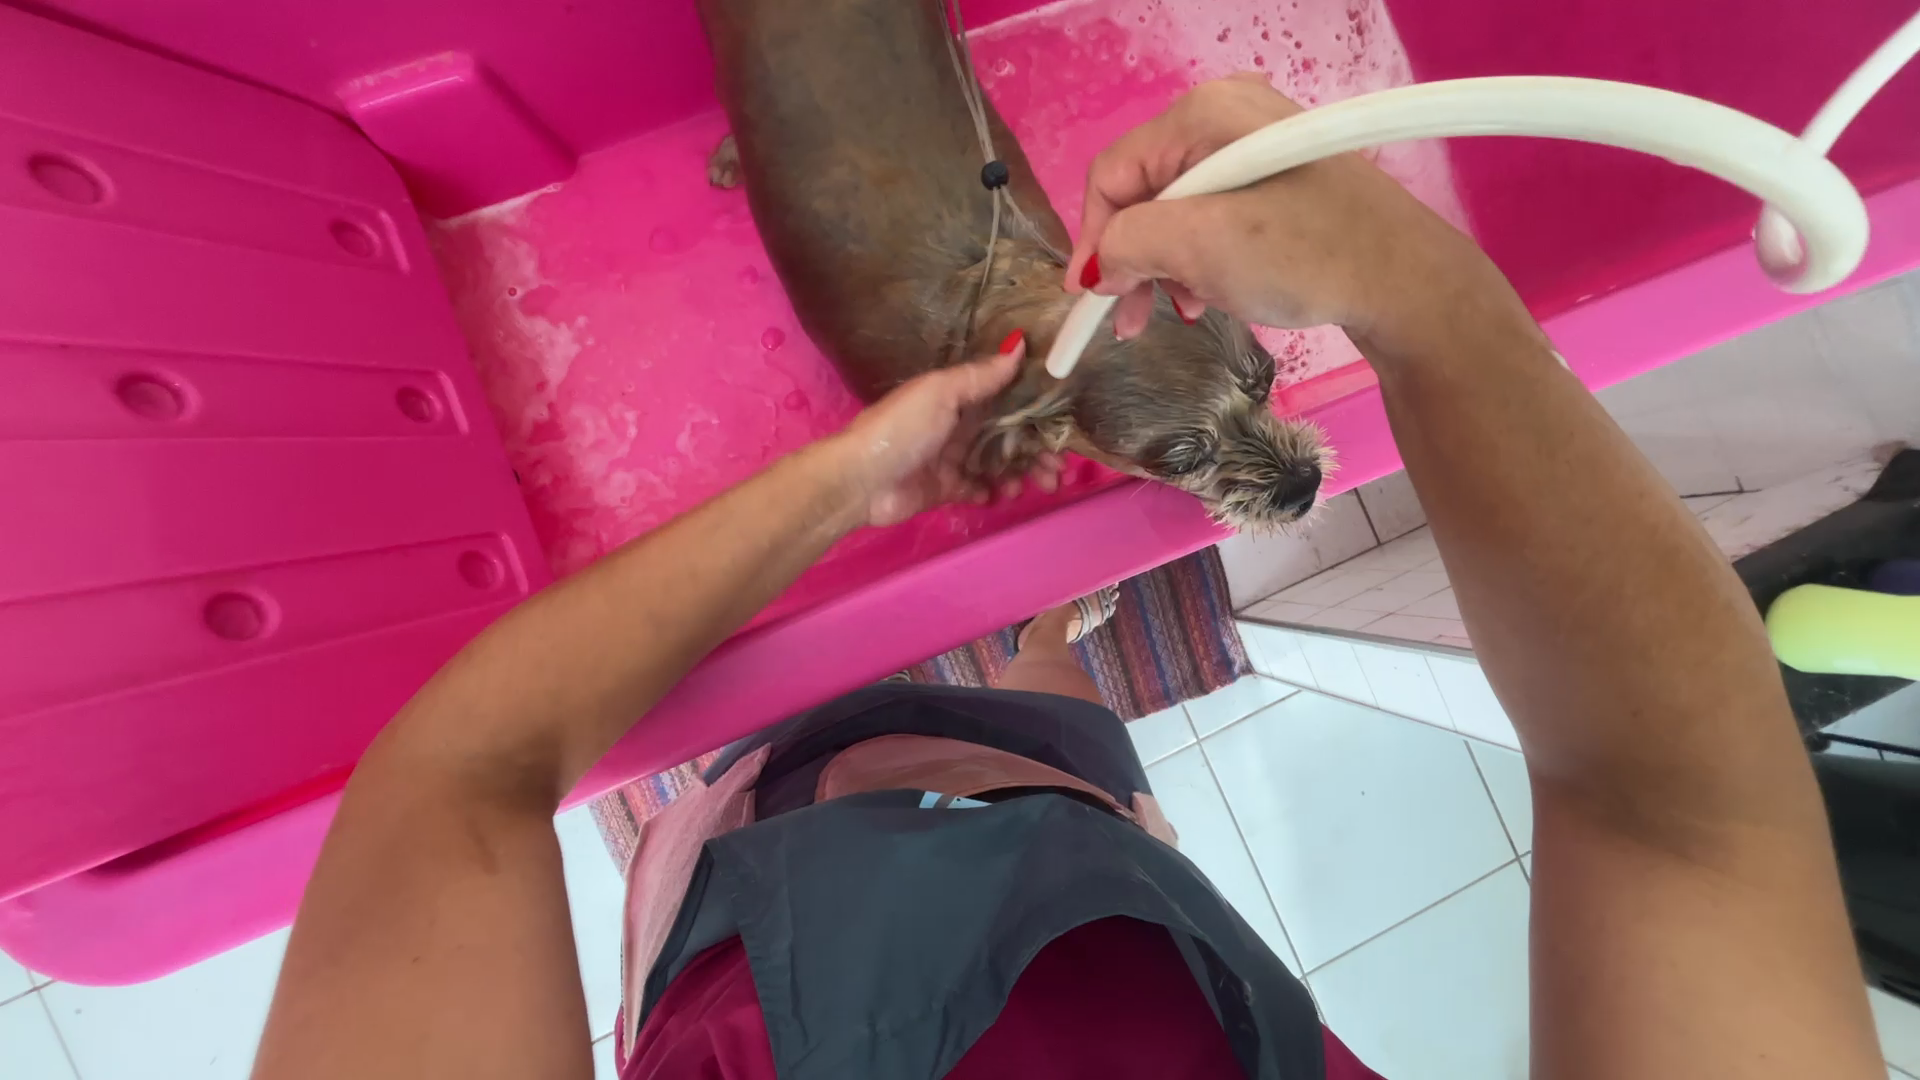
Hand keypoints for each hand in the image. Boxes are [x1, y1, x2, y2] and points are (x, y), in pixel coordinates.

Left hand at [829, 335, 1063, 526]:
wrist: (861, 480)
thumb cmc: (902, 429)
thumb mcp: (941, 392)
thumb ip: (981, 374)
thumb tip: (1020, 342)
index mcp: (958, 397)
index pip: (1006, 401)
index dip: (1036, 414)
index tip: (1062, 428)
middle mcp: (958, 426)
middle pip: (1008, 437)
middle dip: (1036, 452)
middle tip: (1057, 470)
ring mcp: (952, 459)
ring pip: (998, 465)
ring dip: (1021, 474)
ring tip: (1035, 486)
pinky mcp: (945, 489)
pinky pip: (978, 490)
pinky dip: (992, 492)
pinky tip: (999, 495)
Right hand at [1065, 73, 1525, 358]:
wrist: (1399, 279)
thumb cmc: (1298, 255)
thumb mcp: (1198, 247)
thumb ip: (1127, 246)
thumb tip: (1096, 268)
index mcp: (1201, 115)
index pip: (1111, 176)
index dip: (1091, 240)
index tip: (1087, 298)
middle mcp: (1222, 117)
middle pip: (1141, 194)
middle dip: (1129, 260)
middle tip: (1127, 319)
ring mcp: (1249, 147)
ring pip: (1172, 212)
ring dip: (1162, 268)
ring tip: (1179, 311)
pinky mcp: (1270, 179)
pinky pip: (1207, 218)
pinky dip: (1194, 261)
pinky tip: (1206, 295)